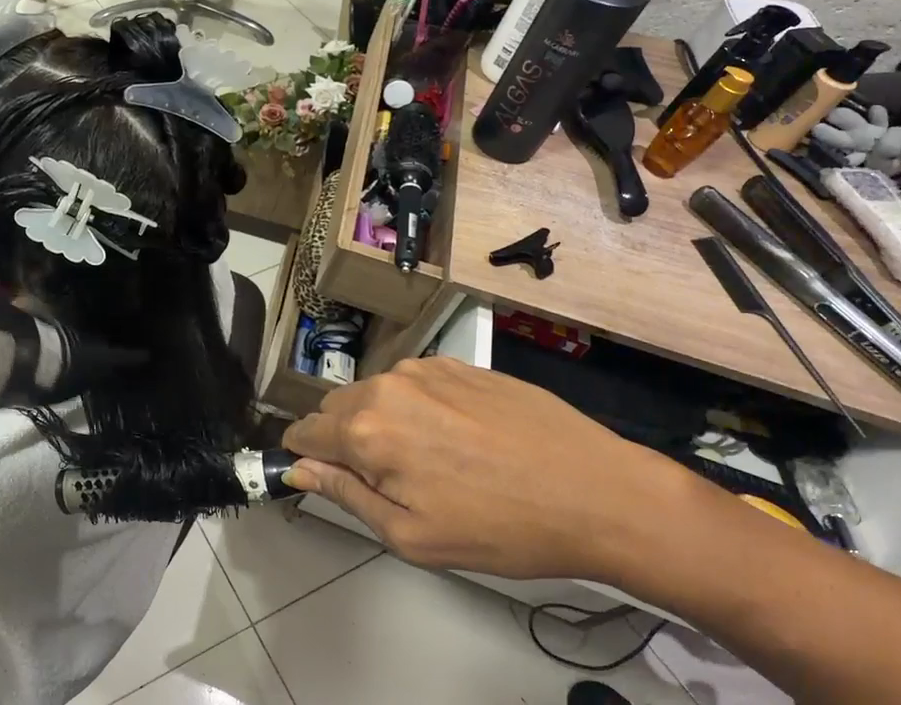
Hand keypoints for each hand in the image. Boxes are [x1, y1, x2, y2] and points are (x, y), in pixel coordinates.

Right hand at [282, 357, 697, 584]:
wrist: (600, 493)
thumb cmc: (503, 529)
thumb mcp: (413, 536)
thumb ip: (347, 496)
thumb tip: (300, 469)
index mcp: (366, 431)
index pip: (305, 433)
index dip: (307, 457)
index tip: (326, 477)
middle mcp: (385, 387)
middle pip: (335, 408)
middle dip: (345, 439)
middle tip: (390, 479)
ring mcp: (424, 369)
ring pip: (375, 393)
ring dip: (382, 420)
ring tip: (433, 459)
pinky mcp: (459, 363)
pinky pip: (414, 383)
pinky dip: (419, 406)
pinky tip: (461, 437)